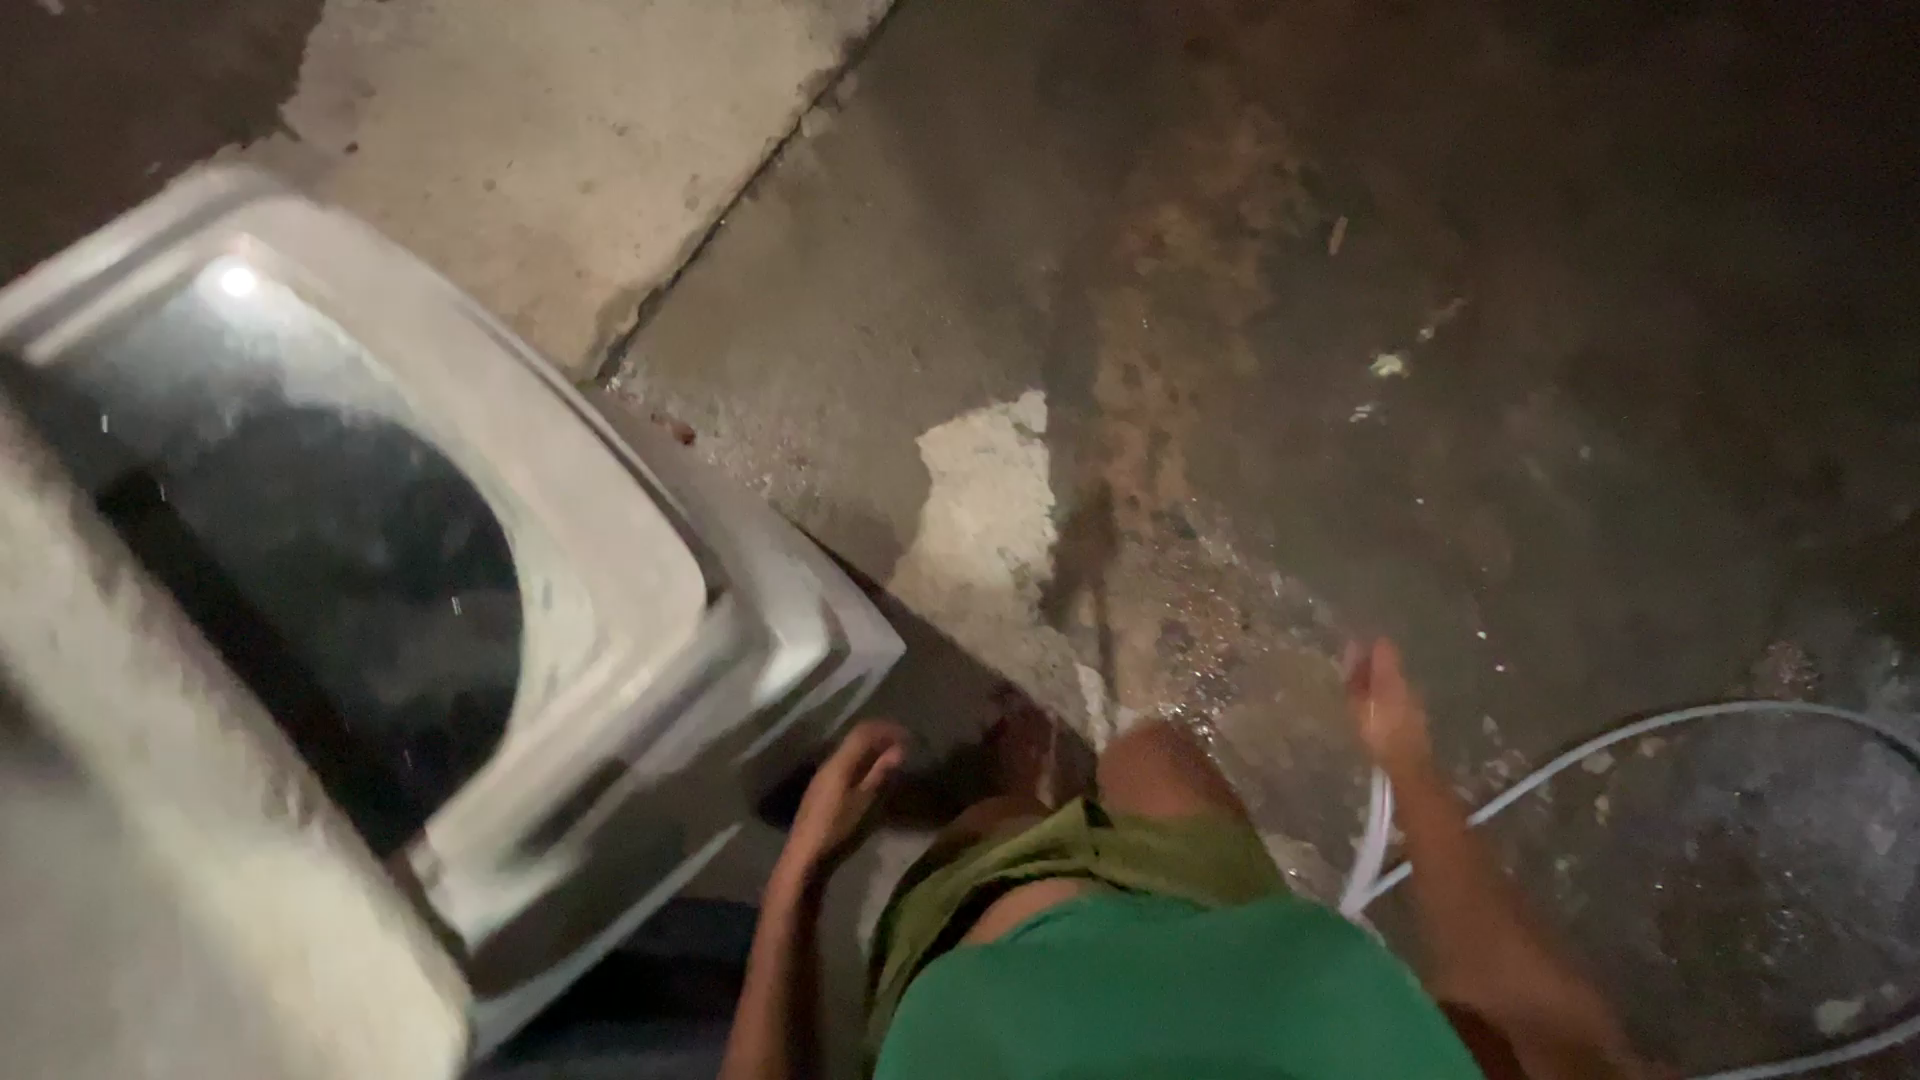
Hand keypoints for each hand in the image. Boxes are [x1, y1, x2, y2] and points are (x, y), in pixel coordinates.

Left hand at [775, 720, 908, 883]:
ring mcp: (823, 775)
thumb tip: (898, 750)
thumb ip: (880, 773)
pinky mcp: (822, 788)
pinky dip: (862, 763)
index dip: (886, 729)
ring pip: (850, 752)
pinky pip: (846, 764)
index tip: (906, 735)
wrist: (805, 854)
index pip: (864, 732)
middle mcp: (829, 763)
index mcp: (840, 762)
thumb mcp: (864, 801)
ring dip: (871, 750)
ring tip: (891, 759)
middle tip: (902, 745)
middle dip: (880, 737)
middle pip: (856, 739)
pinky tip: (872, 776)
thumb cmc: (837, 827)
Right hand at [1344, 639, 1432, 772]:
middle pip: (1389, 663)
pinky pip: (1397, 695)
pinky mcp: (1416, 714)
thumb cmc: (1378, 731)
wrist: (1409, 764)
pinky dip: (1384, 695)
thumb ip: (1355, 677)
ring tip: (1358, 690)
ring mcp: (1414, 698)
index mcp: (1391, 676)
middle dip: (1371, 664)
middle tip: (1349, 670)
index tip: (1351, 647)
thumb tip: (1352, 654)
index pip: (1384, 647)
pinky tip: (1373, 707)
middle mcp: (1406, 682)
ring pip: (1393, 680)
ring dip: (1377, 681)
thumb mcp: (1357, 704)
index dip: (1368, 644)